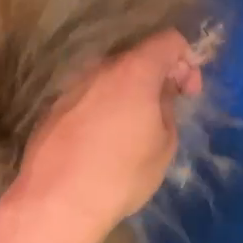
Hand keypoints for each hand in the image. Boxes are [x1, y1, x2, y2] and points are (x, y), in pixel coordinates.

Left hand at [7, 29, 203, 242]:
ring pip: (108, 79)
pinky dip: (102, 109)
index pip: (168, 40)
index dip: (187, 60)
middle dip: (156, 77)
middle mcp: (99, 70)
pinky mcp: (53, 110)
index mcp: (133, 71)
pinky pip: (87, 99)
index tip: (189, 92)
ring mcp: (71, 88)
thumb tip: (160, 94)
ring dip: (127, 94)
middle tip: (166, 110)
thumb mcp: (164, 145)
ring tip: (134, 130)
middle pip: (136, 57)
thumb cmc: (121, 174)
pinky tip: (103, 143)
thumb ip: (168, 109)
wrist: (56, 201)